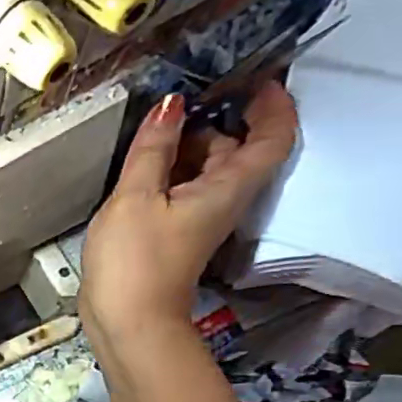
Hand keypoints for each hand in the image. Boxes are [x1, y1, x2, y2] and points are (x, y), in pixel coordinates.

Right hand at [81, 82, 298, 338]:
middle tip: (178, 101)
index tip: (251, 78)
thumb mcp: (136, 197)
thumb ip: (153, 149)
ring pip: (206, 171)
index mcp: (227, 187)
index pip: (273, 137)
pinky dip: (169, 172)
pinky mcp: (175, 235)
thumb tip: (172, 104)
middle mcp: (222, 201)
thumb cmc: (135, 261)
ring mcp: (199, 220)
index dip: (271, 103)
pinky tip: (140, 167)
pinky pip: (184, 191)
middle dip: (214, 121)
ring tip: (150, 131)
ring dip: (186, 147)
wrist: (129, 323)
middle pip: (235, 151)